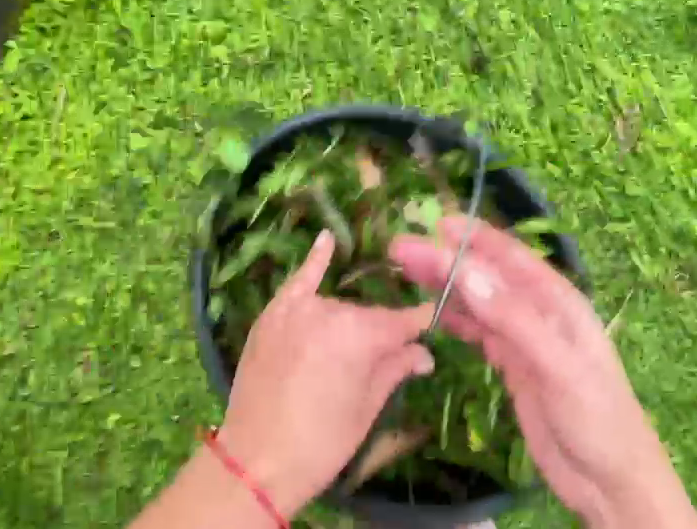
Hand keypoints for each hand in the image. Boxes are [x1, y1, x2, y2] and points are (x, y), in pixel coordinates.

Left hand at [218, 230, 436, 515]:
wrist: (257, 458)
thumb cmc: (321, 442)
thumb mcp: (367, 409)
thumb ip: (394, 370)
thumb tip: (424, 353)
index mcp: (359, 334)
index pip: (401, 322)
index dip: (421, 324)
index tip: (439, 321)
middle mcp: (329, 310)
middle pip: (366, 317)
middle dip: (379, 335)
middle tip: (387, 362)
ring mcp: (296, 308)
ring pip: (336, 308)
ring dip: (347, 324)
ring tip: (347, 357)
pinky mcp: (271, 313)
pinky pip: (298, 280)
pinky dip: (314, 259)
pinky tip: (326, 238)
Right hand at [391, 219, 696, 528]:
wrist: (614, 486)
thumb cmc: (597, 420)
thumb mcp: (557, 367)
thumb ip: (513, 318)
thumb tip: (465, 272)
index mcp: (557, 301)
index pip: (508, 257)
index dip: (472, 237)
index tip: (434, 223)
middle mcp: (539, 312)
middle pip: (484, 275)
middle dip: (444, 259)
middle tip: (400, 249)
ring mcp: (524, 338)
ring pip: (476, 300)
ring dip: (443, 284)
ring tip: (405, 272)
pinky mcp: (513, 364)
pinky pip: (477, 330)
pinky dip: (453, 318)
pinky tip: (430, 313)